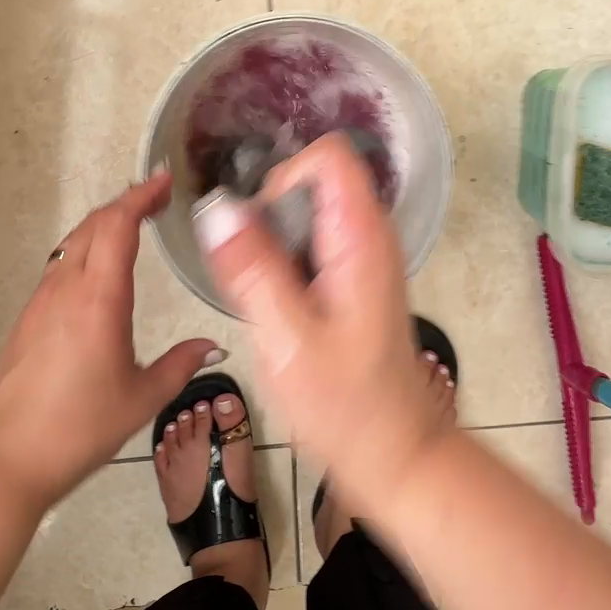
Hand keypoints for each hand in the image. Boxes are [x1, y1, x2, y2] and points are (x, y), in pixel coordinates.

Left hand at [0, 170, 220, 508]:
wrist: (4, 461)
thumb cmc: (79, 428)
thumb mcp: (143, 398)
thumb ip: (181, 364)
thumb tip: (213, 345)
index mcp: (98, 298)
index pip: (118, 225)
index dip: (142, 196)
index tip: (165, 180)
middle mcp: (66, 288)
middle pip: (94, 224)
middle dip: (127, 202)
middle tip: (159, 198)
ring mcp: (41, 302)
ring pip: (74, 241)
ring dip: (105, 224)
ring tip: (135, 224)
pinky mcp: (28, 319)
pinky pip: (61, 264)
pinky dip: (87, 247)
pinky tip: (101, 268)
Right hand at [194, 135, 449, 496]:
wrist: (393, 452)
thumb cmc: (345, 406)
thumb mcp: (287, 338)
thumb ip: (252, 269)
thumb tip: (217, 207)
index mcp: (362, 237)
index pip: (328, 157)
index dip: (284, 178)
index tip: (260, 230)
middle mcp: (370, 235)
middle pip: (316, 179)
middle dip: (272, 210)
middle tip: (253, 269)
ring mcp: (366, 255)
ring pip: (312, 210)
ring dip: (276, 237)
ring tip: (263, 292)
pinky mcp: (356, 277)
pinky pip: (315, 241)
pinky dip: (288, 258)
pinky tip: (279, 306)